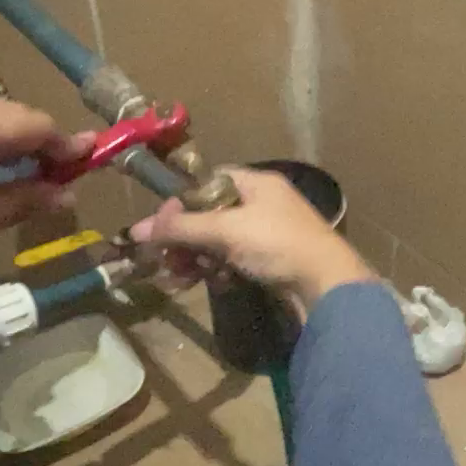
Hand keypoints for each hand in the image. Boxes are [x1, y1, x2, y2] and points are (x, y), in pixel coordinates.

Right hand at [129, 168, 373, 308]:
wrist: (327, 284)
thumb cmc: (277, 244)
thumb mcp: (227, 230)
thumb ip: (183, 228)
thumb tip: (138, 228)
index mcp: (258, 184)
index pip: (211, 181)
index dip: (183, 200)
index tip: (161, 223)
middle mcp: (263, 204)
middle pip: (211, 215)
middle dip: (184, 237)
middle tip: (162, 258)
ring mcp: (268, 235)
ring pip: (220, 241)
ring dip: (195, 258)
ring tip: (175, 277)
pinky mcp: (270, 263)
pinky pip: (233, 261)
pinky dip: (214, 271)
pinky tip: (198, 284)